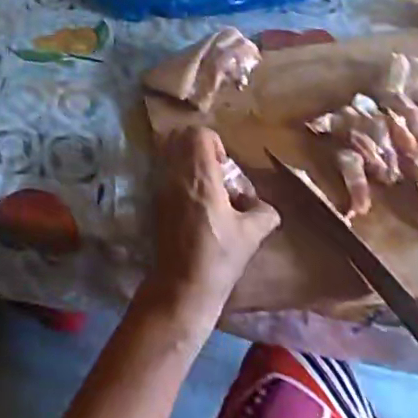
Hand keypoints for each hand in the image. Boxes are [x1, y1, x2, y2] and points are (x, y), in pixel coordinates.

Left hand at [147, 127, 278, 327]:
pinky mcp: (154, 197)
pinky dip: (180, 177)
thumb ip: (263, 211)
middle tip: (219, 177)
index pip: (199, 134)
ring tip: (208, 191)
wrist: (183, 282)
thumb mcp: (252, 234)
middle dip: (202, 151)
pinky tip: (195, 204)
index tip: (227, 169)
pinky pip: (165, 171)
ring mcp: (160, 184)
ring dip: (190, 163)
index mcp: (199, 176)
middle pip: (182, 138)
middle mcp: (175, 173)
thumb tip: (260, 204)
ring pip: (171, 153)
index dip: (216, 144)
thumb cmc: (219, 256)